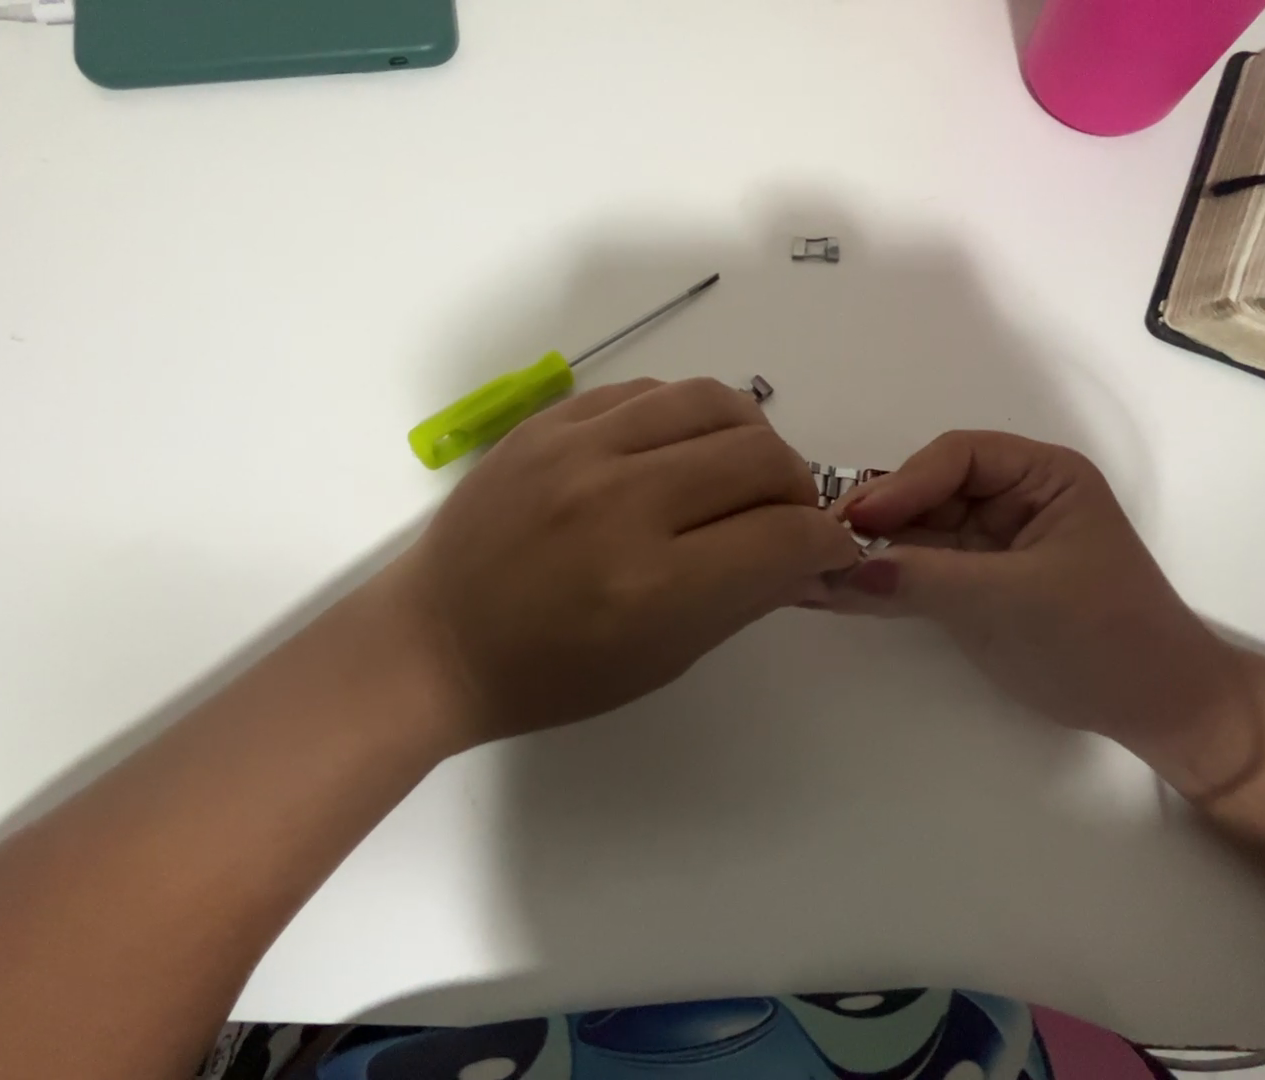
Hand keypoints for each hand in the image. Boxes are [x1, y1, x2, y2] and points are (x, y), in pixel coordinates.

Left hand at [386, 378, 861, 750]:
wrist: (438, 638)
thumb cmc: (551, 674)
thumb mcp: (661, 659)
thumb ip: (744, 597)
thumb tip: (809, 552)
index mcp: (652, 585)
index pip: (785, 537)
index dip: (825, 544)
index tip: (826, 550)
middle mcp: (620, 503)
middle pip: (761, 458)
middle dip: (798, 490)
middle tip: (785, 515)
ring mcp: (578, 450)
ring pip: (714, 402)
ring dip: (751, 439)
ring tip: (740, 472)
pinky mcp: (548, 421)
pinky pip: (651, 391)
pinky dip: (687, 419)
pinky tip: (680, 451)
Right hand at [824, 431, 1247, 760]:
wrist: (1149, 707)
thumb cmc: (1101, 635)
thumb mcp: (1015, 599)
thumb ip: (929, 578)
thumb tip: (845, 569)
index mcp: (1040, 477)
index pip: (957, 459)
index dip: (904, 483)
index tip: (859, 519)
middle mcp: (1007, 501)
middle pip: (925, 493)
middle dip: (876, 519)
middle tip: (819, 543)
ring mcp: (984, 545)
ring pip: (913, 535)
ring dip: (867, 553)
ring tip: (811, 569)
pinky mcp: (967, 585)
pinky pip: (915, 574)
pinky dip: (879, 583)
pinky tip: (833, 591)